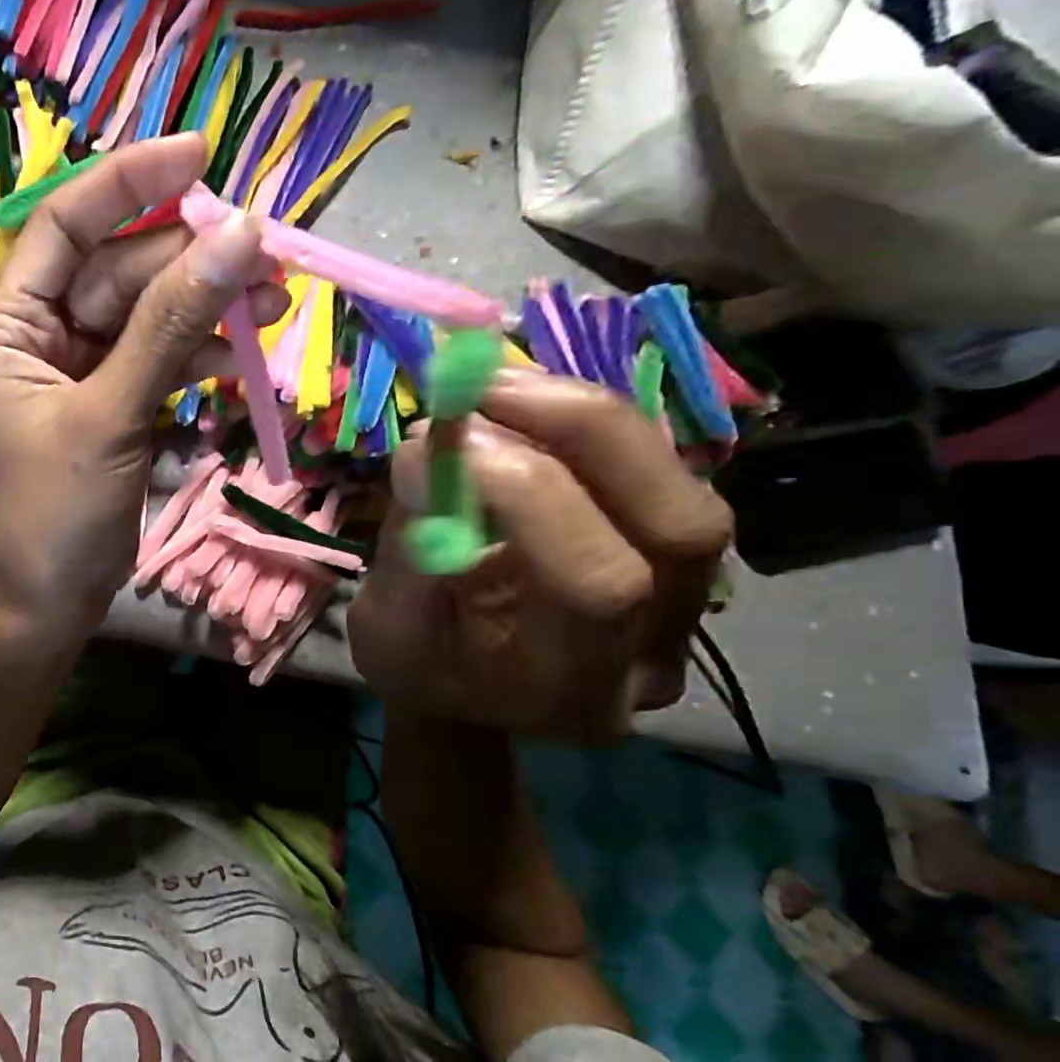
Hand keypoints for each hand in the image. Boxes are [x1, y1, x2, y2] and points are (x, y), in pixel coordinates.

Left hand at [0, 134, 278, 636]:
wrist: (61, 595)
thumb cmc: (61, 512)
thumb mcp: (111, 413)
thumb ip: (170, 327)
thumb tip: (241, 237)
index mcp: (7, 325)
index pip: (64, 226)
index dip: (128, 184)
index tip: (201, 154)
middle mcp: (39, 331)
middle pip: (120, 266)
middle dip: (191, 261)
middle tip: (269, 255)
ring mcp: (81, 363)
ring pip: (150, 309)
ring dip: (209, 306)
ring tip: (276, 304)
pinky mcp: (115, 393)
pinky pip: (163, 352)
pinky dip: (203, 351)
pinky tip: (245, 355)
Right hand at [348, 369, 733, 742]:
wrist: (466, 691)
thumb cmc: (416, 669)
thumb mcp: (386, 625)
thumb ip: (411, 545)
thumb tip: (430, 443)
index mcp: (572, 691)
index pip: (596, 584)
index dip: (525, 496)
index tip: (437, 438)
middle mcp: (655, 654)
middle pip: (678, 527)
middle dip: (583, 434)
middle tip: (484, 383)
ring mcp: (688, 609)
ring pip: (680, 487)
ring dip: (586, 418)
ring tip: (495, 387)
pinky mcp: (680, 562)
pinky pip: (657, 475)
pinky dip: (589, 428)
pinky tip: (525, 408)